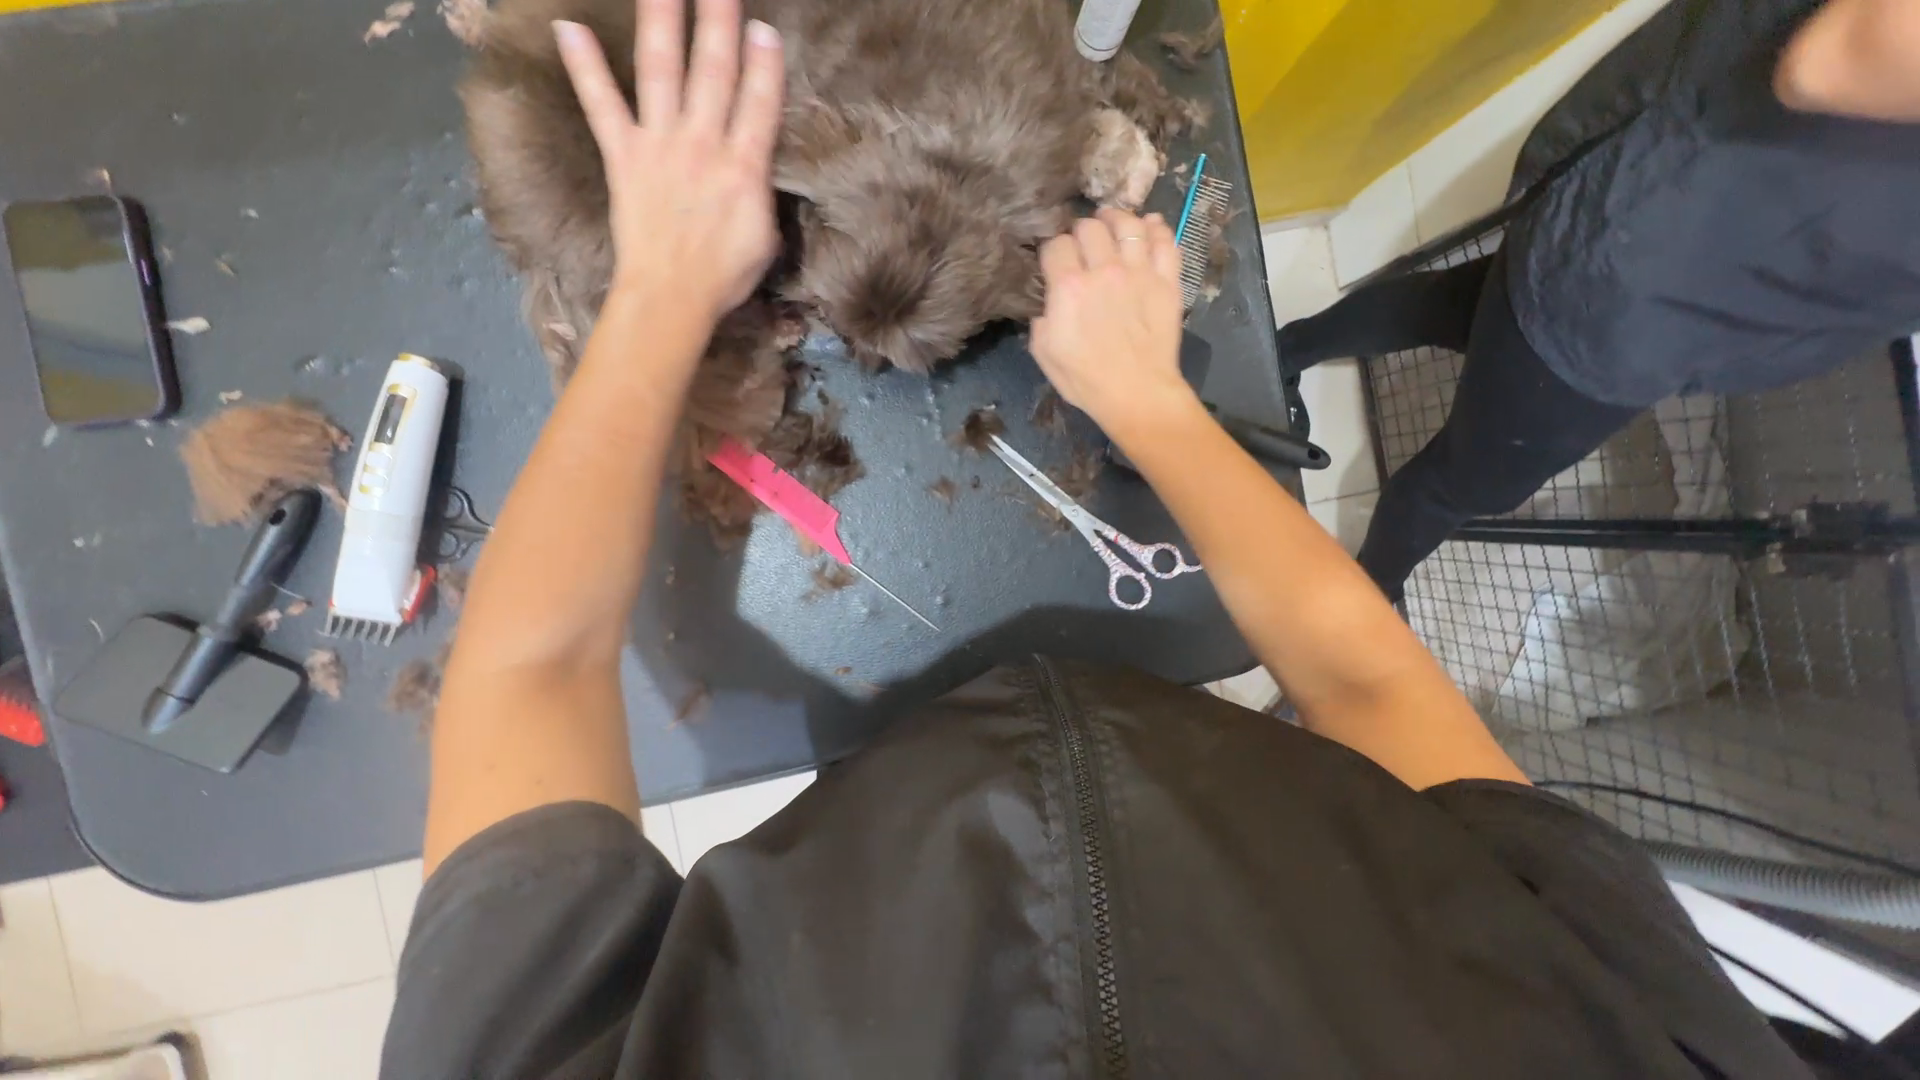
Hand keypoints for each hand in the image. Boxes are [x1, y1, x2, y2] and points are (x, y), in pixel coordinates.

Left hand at [555, 0, 784, 325]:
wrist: (672, 296)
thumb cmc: (725, 275)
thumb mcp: (764, 238)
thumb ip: (761, 193)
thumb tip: (757, 167)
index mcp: (744, 168)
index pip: (760, 104)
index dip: (765, 65)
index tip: (765, 30)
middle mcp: (703, 144)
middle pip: (713, 71)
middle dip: (718, 20)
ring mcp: (660, 146)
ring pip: (662, 71)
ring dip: (662, 20)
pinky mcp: (623, 157)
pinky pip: (602, 106)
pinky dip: (585, 68)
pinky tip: (569, 28)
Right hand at [1029, 208, 1197, 437]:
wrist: (1137, 394)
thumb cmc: (1086, 380)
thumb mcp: (1045, 353)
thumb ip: (1041, 319)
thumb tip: (1049, 304)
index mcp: (1068, 287)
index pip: (1056, 245)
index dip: (1052, 248)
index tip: (1055, 258)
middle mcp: (1103, 270)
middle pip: (1090, 227)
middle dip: (1081, 230)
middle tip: (1082, 240)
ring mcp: (1139, 272)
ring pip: (1128, 225)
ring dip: (1116, 218)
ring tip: (1111, 220)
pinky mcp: (1167, 281)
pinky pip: (1165, 241)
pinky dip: (1156, 228)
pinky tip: (1149, 225)